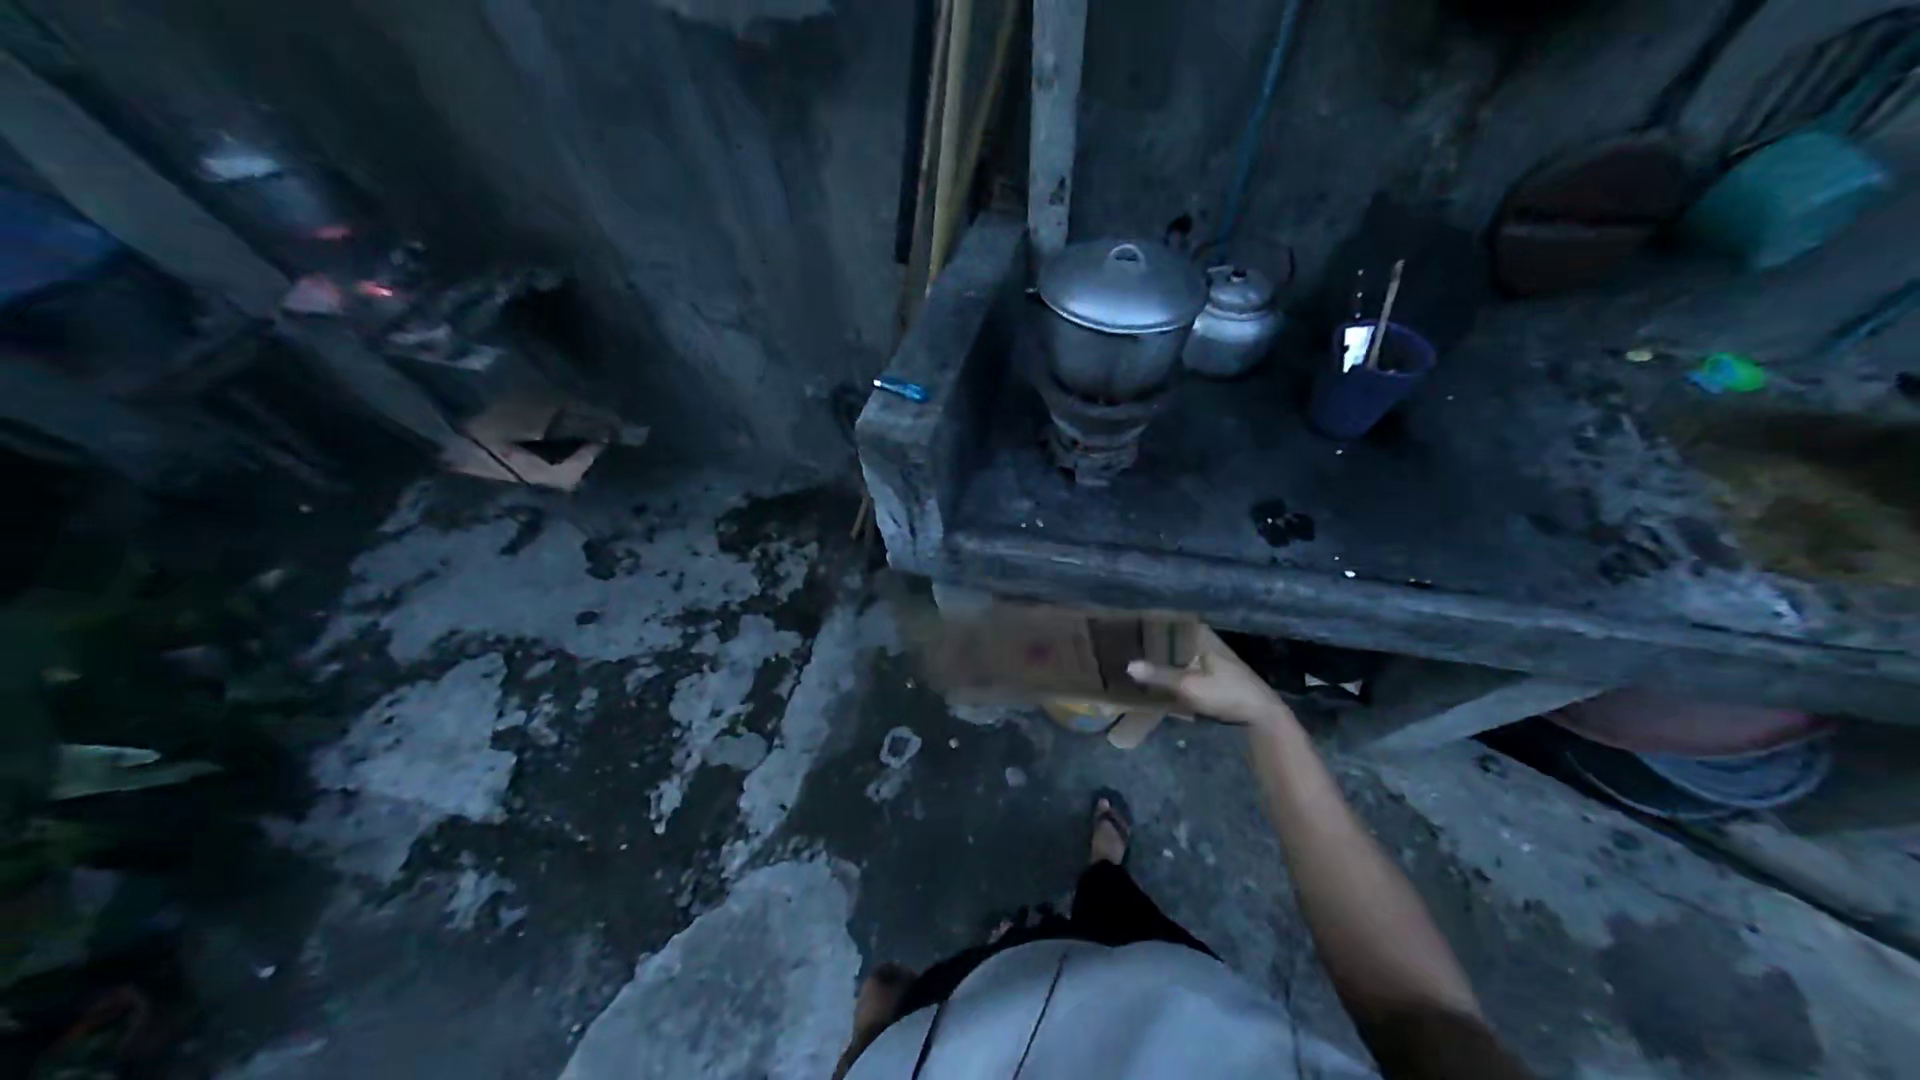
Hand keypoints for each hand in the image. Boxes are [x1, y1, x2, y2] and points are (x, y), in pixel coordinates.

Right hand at [1127, 626, 1292, 727]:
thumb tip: (1128, 665)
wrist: (1261, 714)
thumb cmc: (1226, 693)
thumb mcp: (1189, 686)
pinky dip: (1171, 666)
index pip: (1170, 621)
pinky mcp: (1212, 670)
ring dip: (1161, 655)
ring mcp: (1210, 654)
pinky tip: (1157, 673)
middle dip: (1152, 641)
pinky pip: (1184, 662)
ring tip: (1135, 657)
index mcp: (1201, 635)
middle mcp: (1205, 639)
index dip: (1149, 623)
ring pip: (1178, 650)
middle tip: (1125, 644)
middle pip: (1172, 636)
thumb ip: (1160, 675)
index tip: (1127, 624)